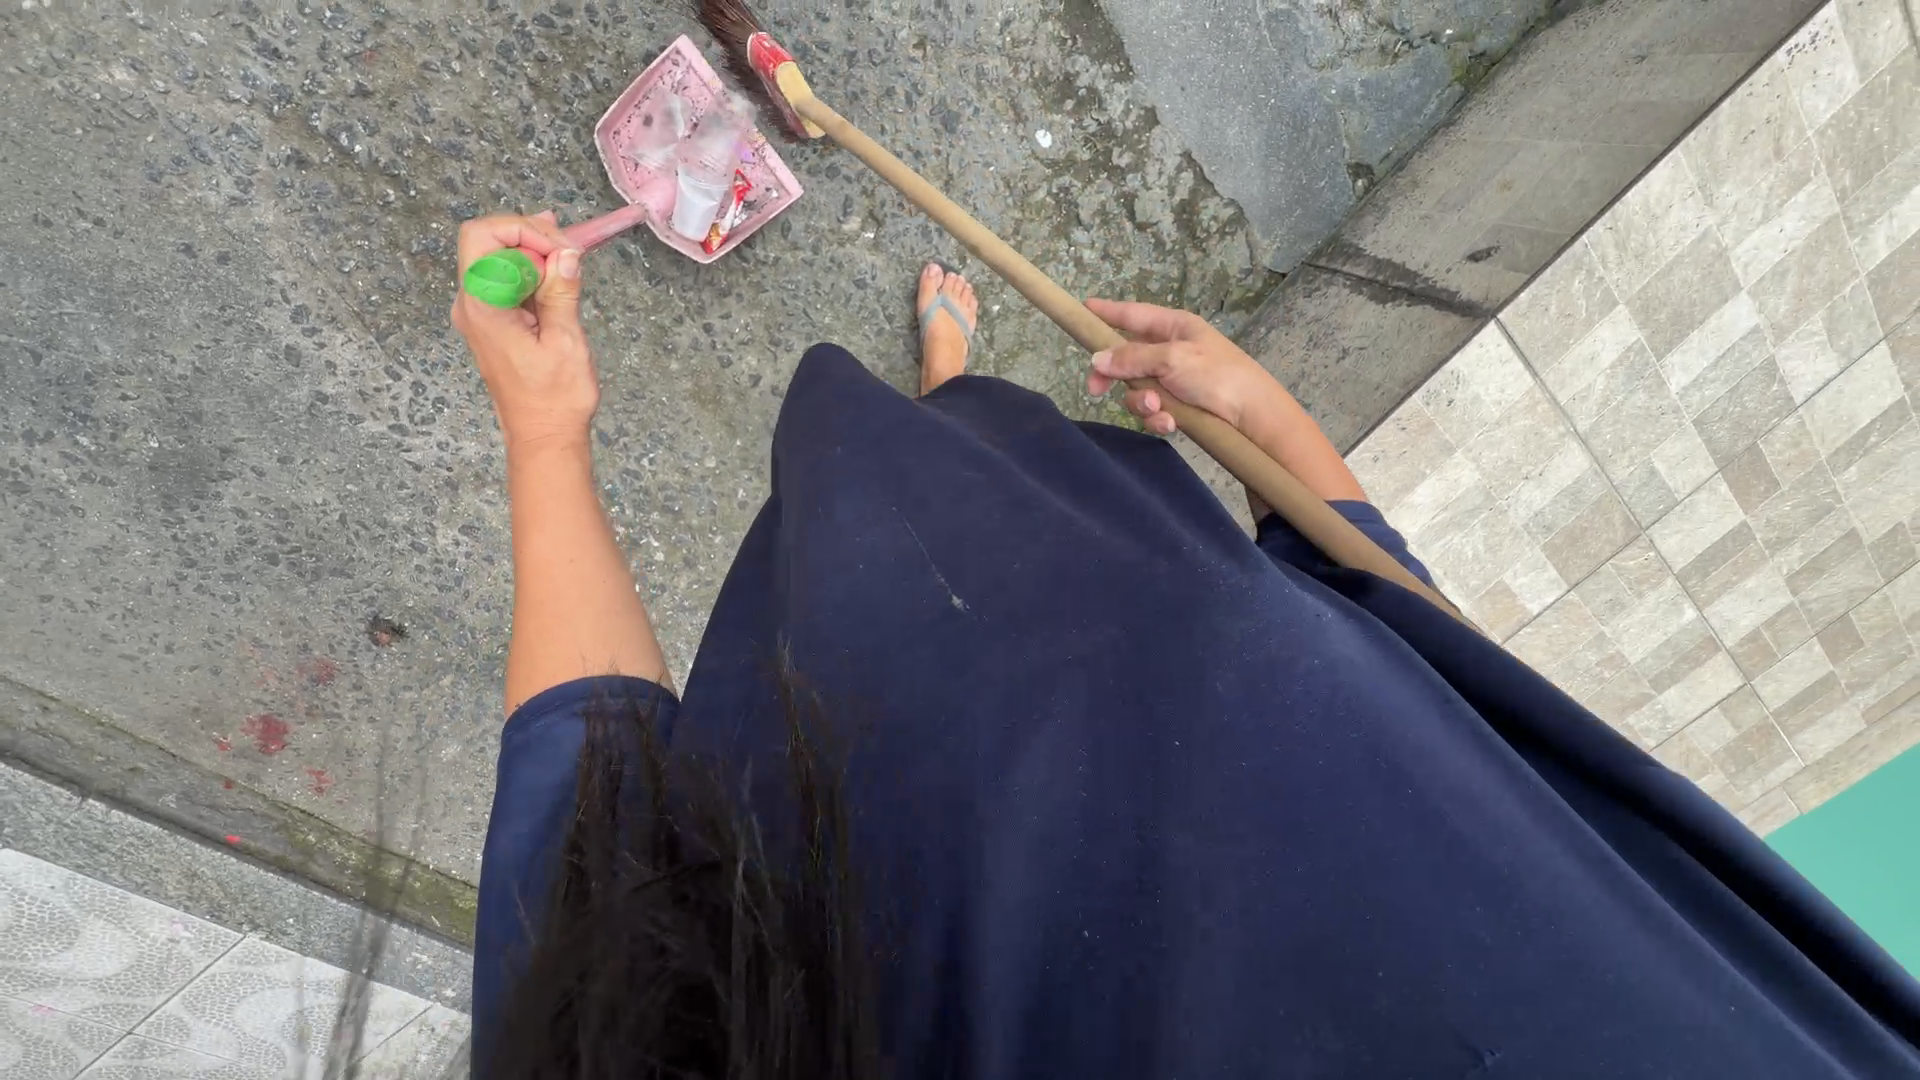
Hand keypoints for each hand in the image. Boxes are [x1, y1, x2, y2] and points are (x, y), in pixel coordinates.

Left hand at [450, 212, 596, 448]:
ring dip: (534, 255)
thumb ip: (562, 292)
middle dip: (530, 237)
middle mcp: (472, 304)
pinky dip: (532, 274)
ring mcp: (480, 314)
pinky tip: (559, 276)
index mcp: (484, 305)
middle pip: (487, 242)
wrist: (543, 437)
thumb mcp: (567, 341)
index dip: (524, 231)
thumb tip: (567, 253)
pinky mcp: (493, 324)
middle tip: (571, 251)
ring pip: (497, 260)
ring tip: (571, 260)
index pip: (484, 236)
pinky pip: (506, 283)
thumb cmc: (556, 398)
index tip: (564, 249)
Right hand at [1083, 298, 1281, 435]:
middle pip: (1126, 359)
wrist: (1252, 416)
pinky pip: (1152, 411)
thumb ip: (1132, 358)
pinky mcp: (1178, 406)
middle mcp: (1170, 351)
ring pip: (1136, 390)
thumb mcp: (1172, 359)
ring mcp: (1173, 380)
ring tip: (1158, 408)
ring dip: (1141, 403)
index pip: (1132, 315)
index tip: (1083, 308)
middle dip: (1114, 377)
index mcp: (1173, 327)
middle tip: (1095, 390)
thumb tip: (1097, 359)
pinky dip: (1157, 418)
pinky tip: (1170, 423)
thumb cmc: (1217, 375)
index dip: (1107, 312)